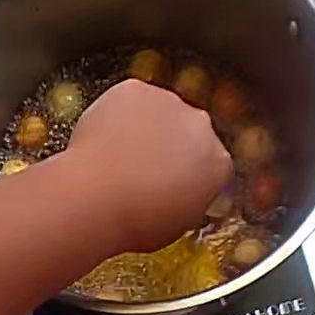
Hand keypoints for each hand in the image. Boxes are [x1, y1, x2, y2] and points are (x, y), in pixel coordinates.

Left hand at [63, 78, 233, 251]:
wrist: (97, 200)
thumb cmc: (136, 223)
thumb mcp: (177, 226)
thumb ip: (188, 200)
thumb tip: (178, 195)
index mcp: (218, 164)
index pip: (212, 163)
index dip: (189, 173)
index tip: (172, 183)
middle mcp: (201, 127)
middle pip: (189, 132)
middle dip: (170, 145)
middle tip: (143, 169)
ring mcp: (168, 103)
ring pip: (159, 111)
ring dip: (145, 127)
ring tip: (119, 155)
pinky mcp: (135, 89)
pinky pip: (129, 99)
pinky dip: (118, 113)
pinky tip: (105, 139)